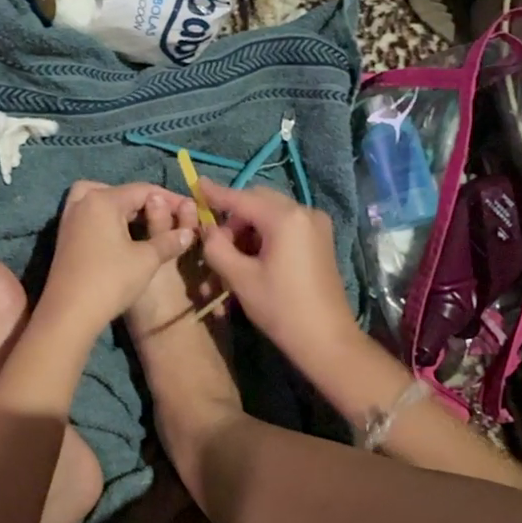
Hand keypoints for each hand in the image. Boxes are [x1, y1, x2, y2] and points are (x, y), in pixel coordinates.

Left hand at [38, 181, 199, 334]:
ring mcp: (69, 219)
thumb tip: (188, 232)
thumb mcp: (146, 260)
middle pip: (120, 192)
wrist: (70, 313)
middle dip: (145, 203)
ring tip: (142, 223)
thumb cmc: (111, 281)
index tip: (189, 210)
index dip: (169, 199)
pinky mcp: (65, 237)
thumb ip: (168, 241)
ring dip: (122, 208)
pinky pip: (90, 216)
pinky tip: (122, 237)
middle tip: (167, 217)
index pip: (142, 190)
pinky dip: (107, 219)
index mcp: (102, 200)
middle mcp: (83, 202)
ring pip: (99, 201)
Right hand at [200, 180, 359, 362]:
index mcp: (285, 218)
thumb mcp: (240, 278)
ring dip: (248, 231)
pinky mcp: (320, 241)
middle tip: (215, 244)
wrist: (326, 339)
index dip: (216, 193)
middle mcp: (304, 213)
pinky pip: (285, 228)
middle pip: (258, 203)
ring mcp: (316, 226)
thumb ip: (217, 247)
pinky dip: (265, 238)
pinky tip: (252, 261)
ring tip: (231, 260)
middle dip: (234, 219)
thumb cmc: (281, 308)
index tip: (195, 183)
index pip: (242, 198)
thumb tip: (208, 229)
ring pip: (271, 216)